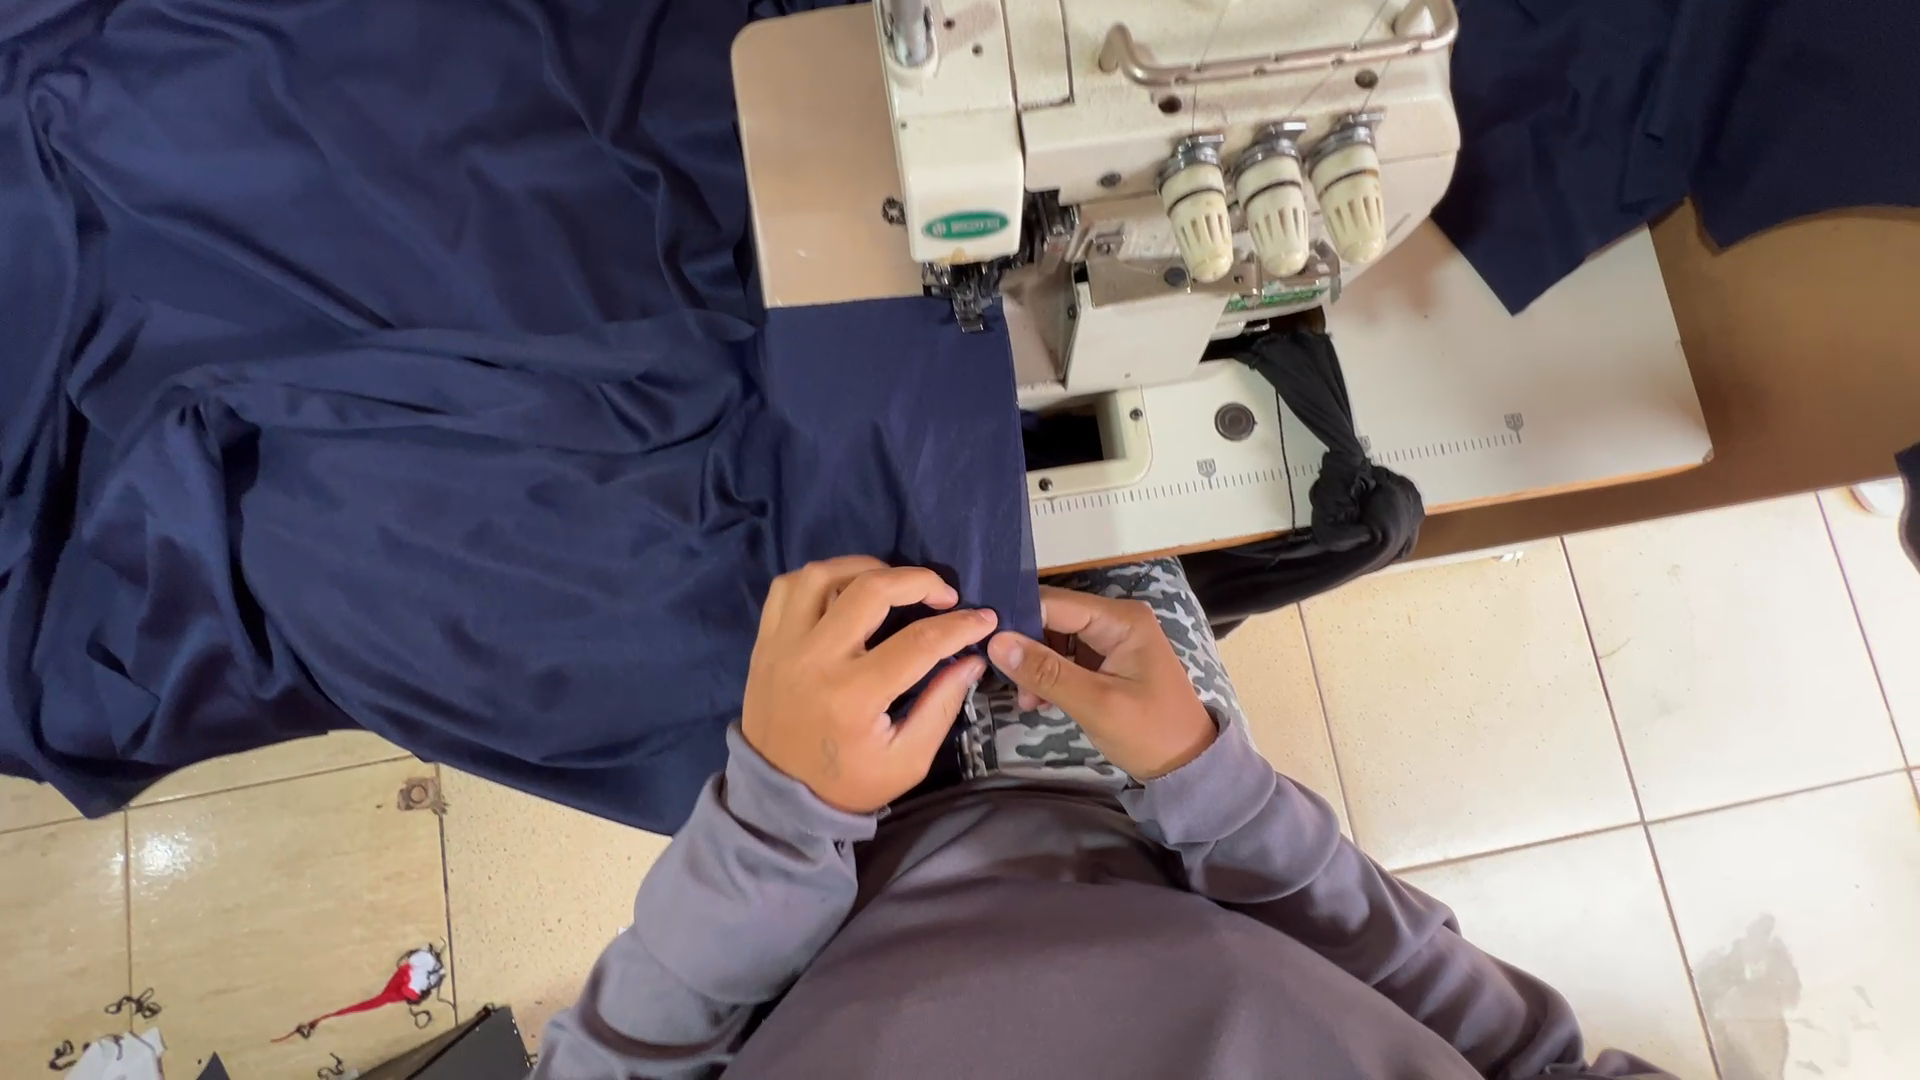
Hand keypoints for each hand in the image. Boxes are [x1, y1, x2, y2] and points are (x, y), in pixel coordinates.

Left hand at [741, 556, 996, 812]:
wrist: (775, 801)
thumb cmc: (847, 783)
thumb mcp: (907, 760)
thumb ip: (942, 705)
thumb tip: (971, 658)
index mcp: (854, 695)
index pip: (920, 642)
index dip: (960, 625)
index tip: (984, 619)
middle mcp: (815, 659)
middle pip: (871, 589)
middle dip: (920, 580)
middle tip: (944, 594)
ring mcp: (784, 646)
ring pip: (824, 575)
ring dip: (867, 568)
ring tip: (895, 584)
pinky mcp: (764, 642)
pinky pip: (787, 587)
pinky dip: (821, 578)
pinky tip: (846, 591)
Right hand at [986, 586, 1215, 779]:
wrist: (1188, 768)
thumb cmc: (1151, 733)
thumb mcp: (1096, 704)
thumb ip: (1046, 672)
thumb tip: (996, 641)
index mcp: (1121, 619)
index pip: (1055, 603)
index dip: (1017, 619)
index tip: (983, 641)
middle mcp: (1115, 619)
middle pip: (1052, 618)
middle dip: (1025, 647)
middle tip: (1005, 681)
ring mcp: (1111, 639)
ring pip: (1054, 639)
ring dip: (1035, 667)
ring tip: (1027, 700)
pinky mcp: (1106, 660)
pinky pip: (1065, 657)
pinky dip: (1049, 677)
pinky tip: (1038, 702)